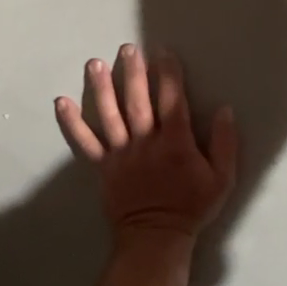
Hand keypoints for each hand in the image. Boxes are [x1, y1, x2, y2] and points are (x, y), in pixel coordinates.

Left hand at [54, 44, 237, 238]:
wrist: (156, 237)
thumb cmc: (191, 207)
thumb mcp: (222, 178)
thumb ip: (225, 143)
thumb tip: (225, 110)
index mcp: (176, 142)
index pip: (172, 100)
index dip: (168, 74)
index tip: (163, 51)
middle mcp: (146, 142)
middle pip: (138, 101)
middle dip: (133, 72)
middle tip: (127, 48)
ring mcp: (121, 153)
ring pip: (109, 115)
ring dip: (101, 88)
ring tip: (94, 63)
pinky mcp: (103, 166)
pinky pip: (84, 143)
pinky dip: (71, 124)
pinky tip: (61, 103)